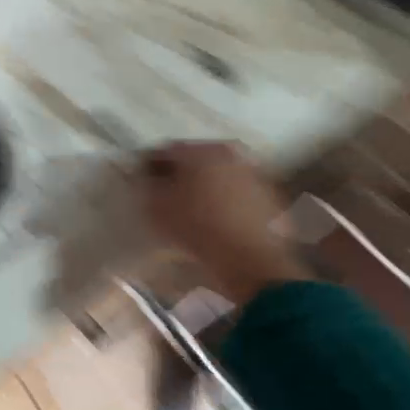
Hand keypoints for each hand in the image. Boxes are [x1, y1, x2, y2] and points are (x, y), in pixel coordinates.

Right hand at [140, 141, 307, 301]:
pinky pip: (237, 193)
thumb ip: (144, 184)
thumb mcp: (154, 206)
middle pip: (195, 160)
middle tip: (164, 194)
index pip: (164, 150)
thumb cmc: (196, 227)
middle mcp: (231, 154)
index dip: (148, 166)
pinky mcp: (271, 198)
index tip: (139, 182)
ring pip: (218, 176)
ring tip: (189, 209)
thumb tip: (143, 176)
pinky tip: (213, 220)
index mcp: (201, 150)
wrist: (250, 260)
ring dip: (203, 187)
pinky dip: (224, 201)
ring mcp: (255, 175)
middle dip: (178, 174)